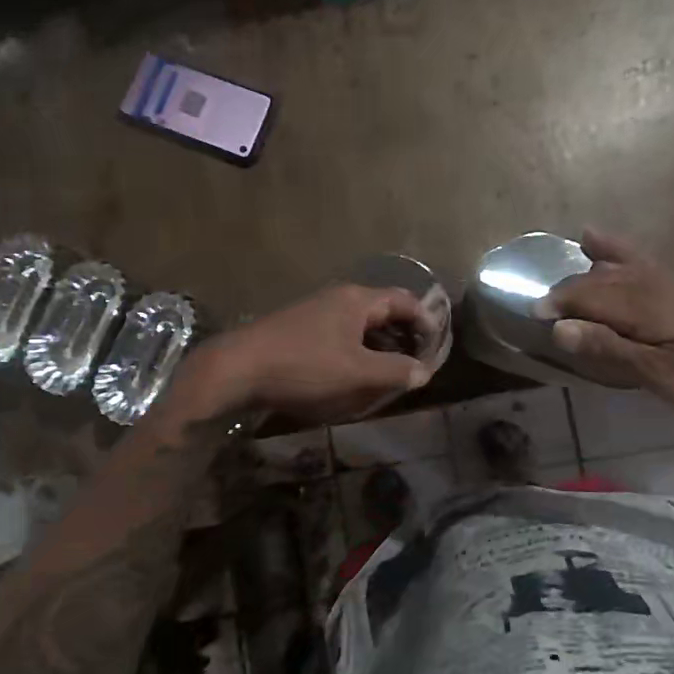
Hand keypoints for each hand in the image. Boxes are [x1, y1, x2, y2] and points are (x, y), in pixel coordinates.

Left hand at [175, 284, 437, 421]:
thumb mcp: (357, 373)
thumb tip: (423, 372)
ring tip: (389, 373)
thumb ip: (395, 372)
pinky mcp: (297, 330)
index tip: (436, 346)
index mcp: (357, 300)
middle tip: (416, 362)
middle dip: (403, 335)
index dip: (426, 321)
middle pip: (382, 311)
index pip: (404, 301)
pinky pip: (339, 335)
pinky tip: (352, 375)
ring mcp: (314, 312)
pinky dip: (355, 351)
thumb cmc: (304, 367)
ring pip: (359, 325)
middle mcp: (337, 298)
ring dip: (378, 346)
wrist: (237, 369)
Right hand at [540, 230, 673, 414]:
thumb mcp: (660, 374)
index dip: (556, 303)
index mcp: (643, 303)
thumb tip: (560, 328)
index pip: (585, 294)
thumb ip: (609, 348)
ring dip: (584, 273)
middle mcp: (651, 281)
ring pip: (613, 266)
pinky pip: (635, 258)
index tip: (533, 319)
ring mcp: (667, 278)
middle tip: (546, 314)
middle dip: (566, 292)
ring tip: (563, 288)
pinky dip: (610, 250)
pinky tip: (596, 243)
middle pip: (596, 278)